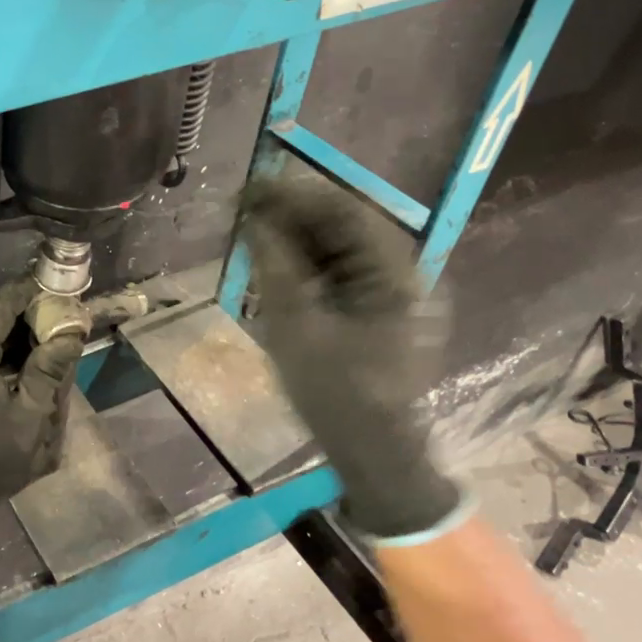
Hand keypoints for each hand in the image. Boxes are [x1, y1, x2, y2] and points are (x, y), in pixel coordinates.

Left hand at [0, 278, 83, 569]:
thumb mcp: (31, 414)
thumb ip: (50, 367)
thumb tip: (74, 327)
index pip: (0, 305)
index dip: (30, 290)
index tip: (60, 283)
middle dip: (26, 304)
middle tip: (62, 302)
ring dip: (17, 322)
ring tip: (53, 319)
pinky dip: (6, 339)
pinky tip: (32, 345)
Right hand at [243, 177, 462, 542]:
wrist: (371, 452)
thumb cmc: (335, 391)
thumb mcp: (295, 324)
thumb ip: (274, 262)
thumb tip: (252, 216)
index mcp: (393, 275)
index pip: (345, 210)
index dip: (295, 194)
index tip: (250, 190)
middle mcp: (400, 274)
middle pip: (343, 223)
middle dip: (290, 210)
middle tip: (242, 208)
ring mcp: (390, 292)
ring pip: (338, 242)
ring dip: (293, 231)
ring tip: (248, 229)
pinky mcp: (375, 308)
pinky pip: (337, 266)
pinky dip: (302, 256)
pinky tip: (269, 257)